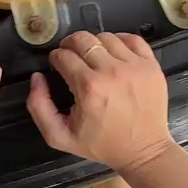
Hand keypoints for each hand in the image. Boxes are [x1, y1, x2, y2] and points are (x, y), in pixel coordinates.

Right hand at [26, 31, 175, 171]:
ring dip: (94, 43)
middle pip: (82, 39)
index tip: (57, 65)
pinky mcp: (150, 65)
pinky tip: (114, 52)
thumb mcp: (59, 136)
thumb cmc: (102, 144)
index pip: (63, 56)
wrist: (143, 151)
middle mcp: (111, 71)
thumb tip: (37, 78)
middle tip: (70, 56)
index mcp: (88, 87)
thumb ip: (38, 106)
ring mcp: (134, 66)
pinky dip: (120, 40)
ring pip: (106, 36)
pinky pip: (132, 39)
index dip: (55, 58)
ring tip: (92, 57)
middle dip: (70, 45)